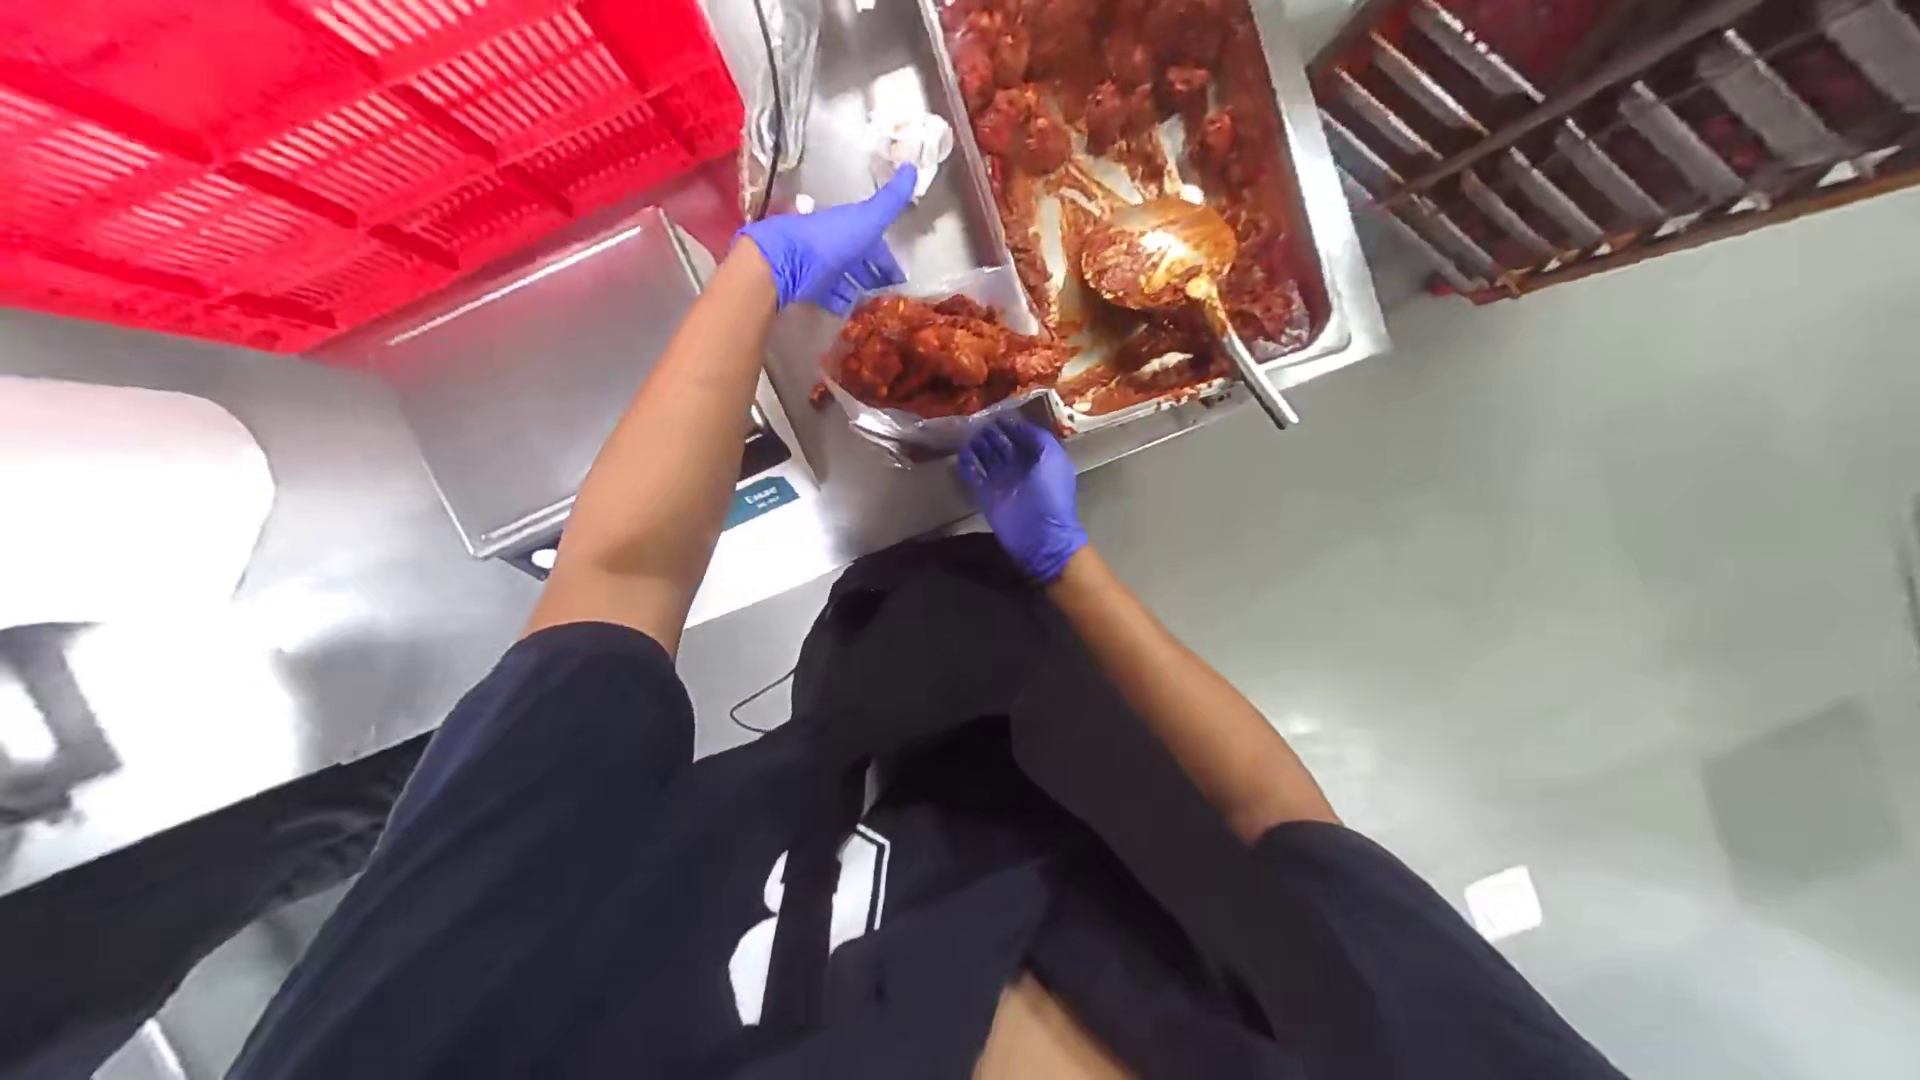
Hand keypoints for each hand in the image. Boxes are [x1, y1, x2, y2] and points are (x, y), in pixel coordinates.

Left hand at [735, 165, 916, 314]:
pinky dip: (836, 299)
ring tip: (866, 300)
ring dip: (854, 285)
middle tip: (884, 289)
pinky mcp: (804, 284)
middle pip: (855, 258)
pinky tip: (843, 308)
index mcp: (847, 226)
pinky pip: (825, 293)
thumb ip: (890, 200)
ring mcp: (816, 264)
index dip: (886, 258)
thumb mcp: (866, 220)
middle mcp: (831, 243)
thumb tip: (913, 167)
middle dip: (870, 271)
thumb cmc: (829, 241)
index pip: (872, 241)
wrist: (785, 262)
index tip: (899, 275)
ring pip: (840, 275)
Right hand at [957, 418, 1087, 583]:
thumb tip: (1017, 423)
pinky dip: (967, 465)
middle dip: (991, 433)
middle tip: (976, 419)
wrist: (1041, 536)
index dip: (1010, 424)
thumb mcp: (1051, 457)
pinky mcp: (986, 496)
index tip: (996, 412)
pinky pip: (974, 477)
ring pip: (987, 458)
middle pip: (1001, 445)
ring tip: (966, 432)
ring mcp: (1001, 482)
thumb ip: (1037, 437)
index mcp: (1037, 458)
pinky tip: (960, 453)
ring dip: (978, 446)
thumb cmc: (1051, 494)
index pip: (1021, 436)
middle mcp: (1019, 468)